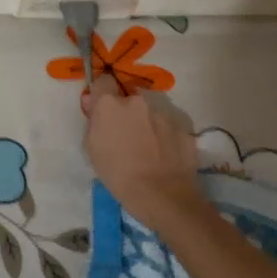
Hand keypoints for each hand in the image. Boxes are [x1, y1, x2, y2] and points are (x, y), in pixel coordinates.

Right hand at [81, 75, 208, 233]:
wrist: (162, 196)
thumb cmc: (118, 173)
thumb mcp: (91, 148)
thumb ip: (93, 121)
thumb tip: (94, 105)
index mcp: (110, 103)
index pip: (103, 81)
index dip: (102, 93)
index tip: (103, 107)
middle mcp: (138, 102)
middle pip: (129, 98)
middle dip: (127, 111)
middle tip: (126, 135)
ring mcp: (164, 115)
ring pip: (151, 113)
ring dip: (147, 124)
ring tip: (149, 149)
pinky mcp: (184, 130)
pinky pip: (169, 128)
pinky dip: (165, 138)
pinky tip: (165, 157)